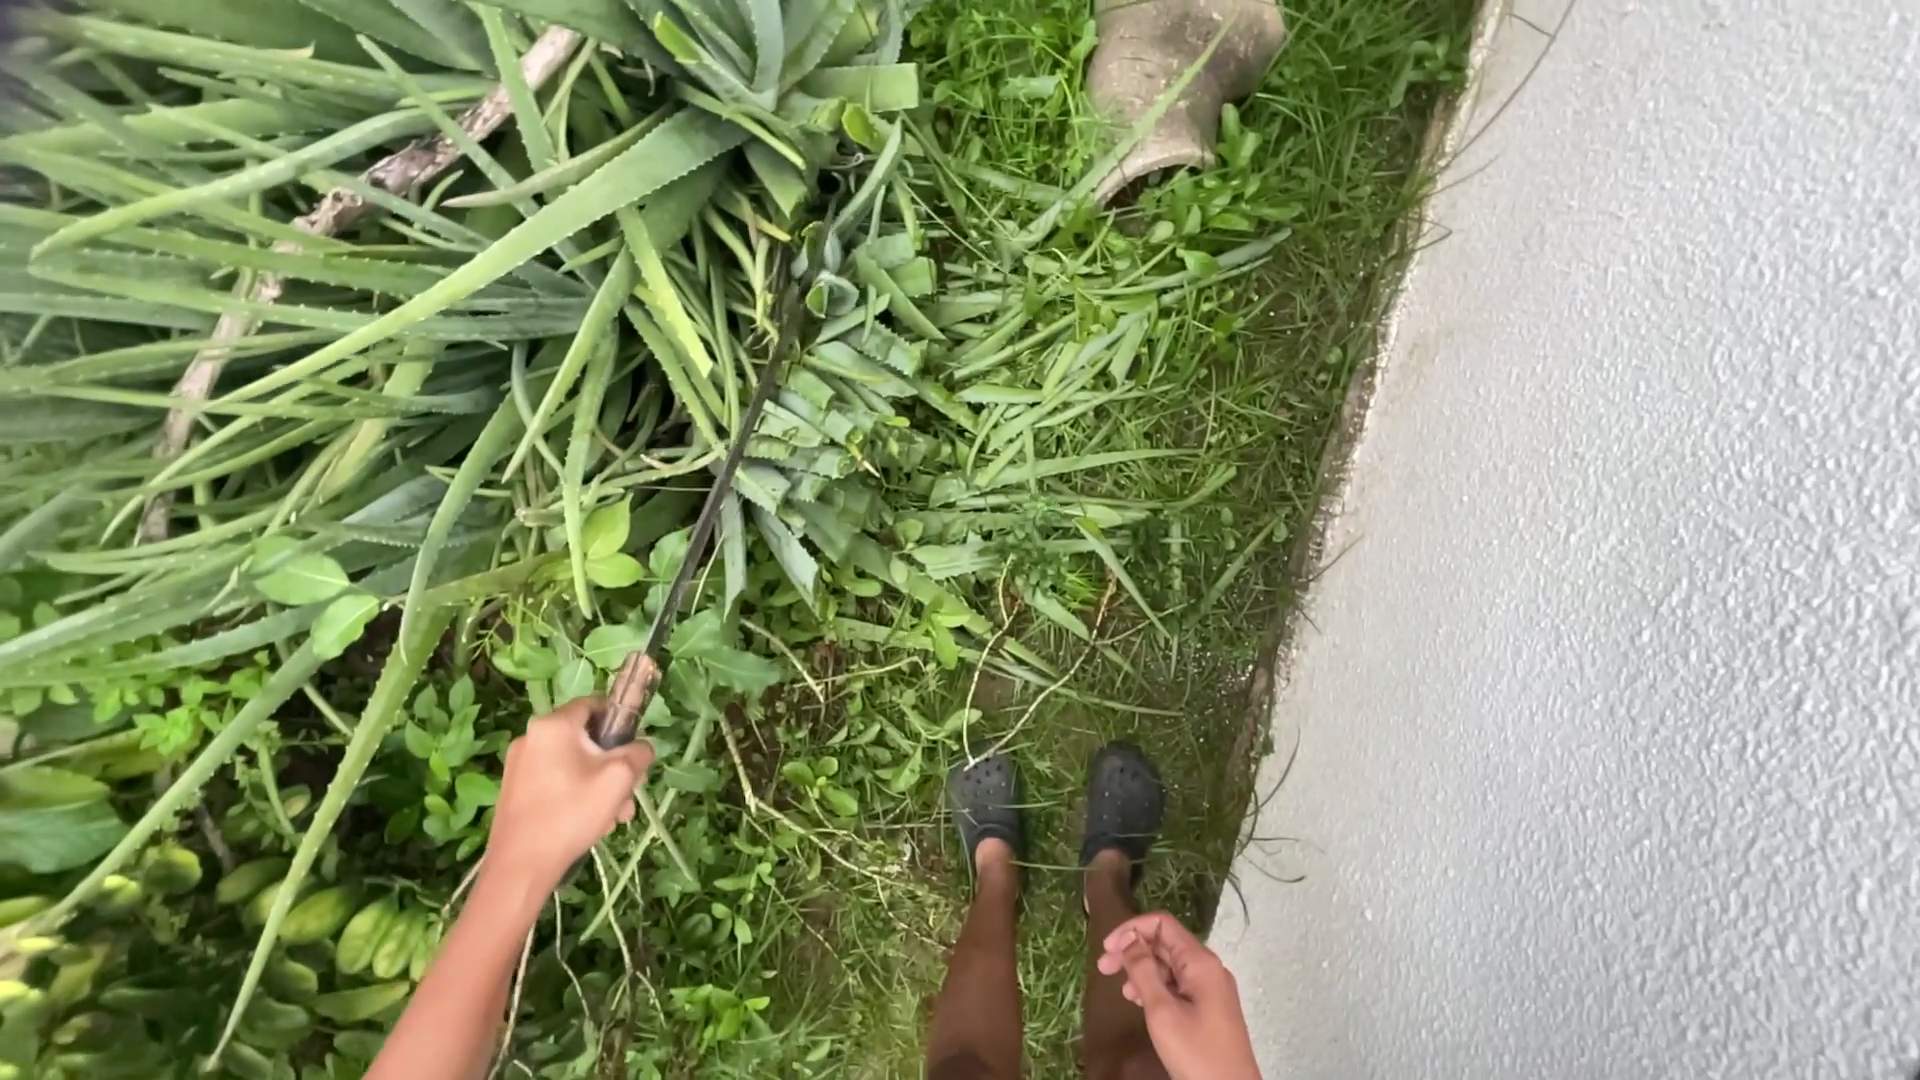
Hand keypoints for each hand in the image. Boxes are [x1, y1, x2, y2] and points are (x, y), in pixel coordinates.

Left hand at [483, 698, 653, 895]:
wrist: (520, 867)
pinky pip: (556, 779)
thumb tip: (641, 747)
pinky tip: (589, 821)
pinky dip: (576, 793)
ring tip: (613, 815)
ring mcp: (518, 765)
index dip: (620, 720)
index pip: (594, 703)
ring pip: (573, 762)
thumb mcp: (620, 777)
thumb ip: (639, 752)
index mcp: (553, 726)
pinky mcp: (514, 789)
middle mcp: (531, 737)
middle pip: (585, 738)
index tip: (634, 746)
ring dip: (599, 783)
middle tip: (627, 792)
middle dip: (612, 763)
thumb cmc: (571, 813)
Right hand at [1097, 912, 1260, 1079]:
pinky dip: (1156, 987)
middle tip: (1104, 967)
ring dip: (1142, 970)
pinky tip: (1140, 1001)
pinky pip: (1178, 985)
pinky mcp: (1210, 1009)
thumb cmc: (1196, 1053)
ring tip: (1122, 990)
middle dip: (1133, 950)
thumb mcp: (1162, 1011)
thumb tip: (1129, 938)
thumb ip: (1143, 970)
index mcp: (1200, 962)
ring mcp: (1211, 989)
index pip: (1162, 924)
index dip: (1132, 929)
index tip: (1108, 948)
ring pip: (1170, 965)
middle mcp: (1208, 968)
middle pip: (1165, 943)